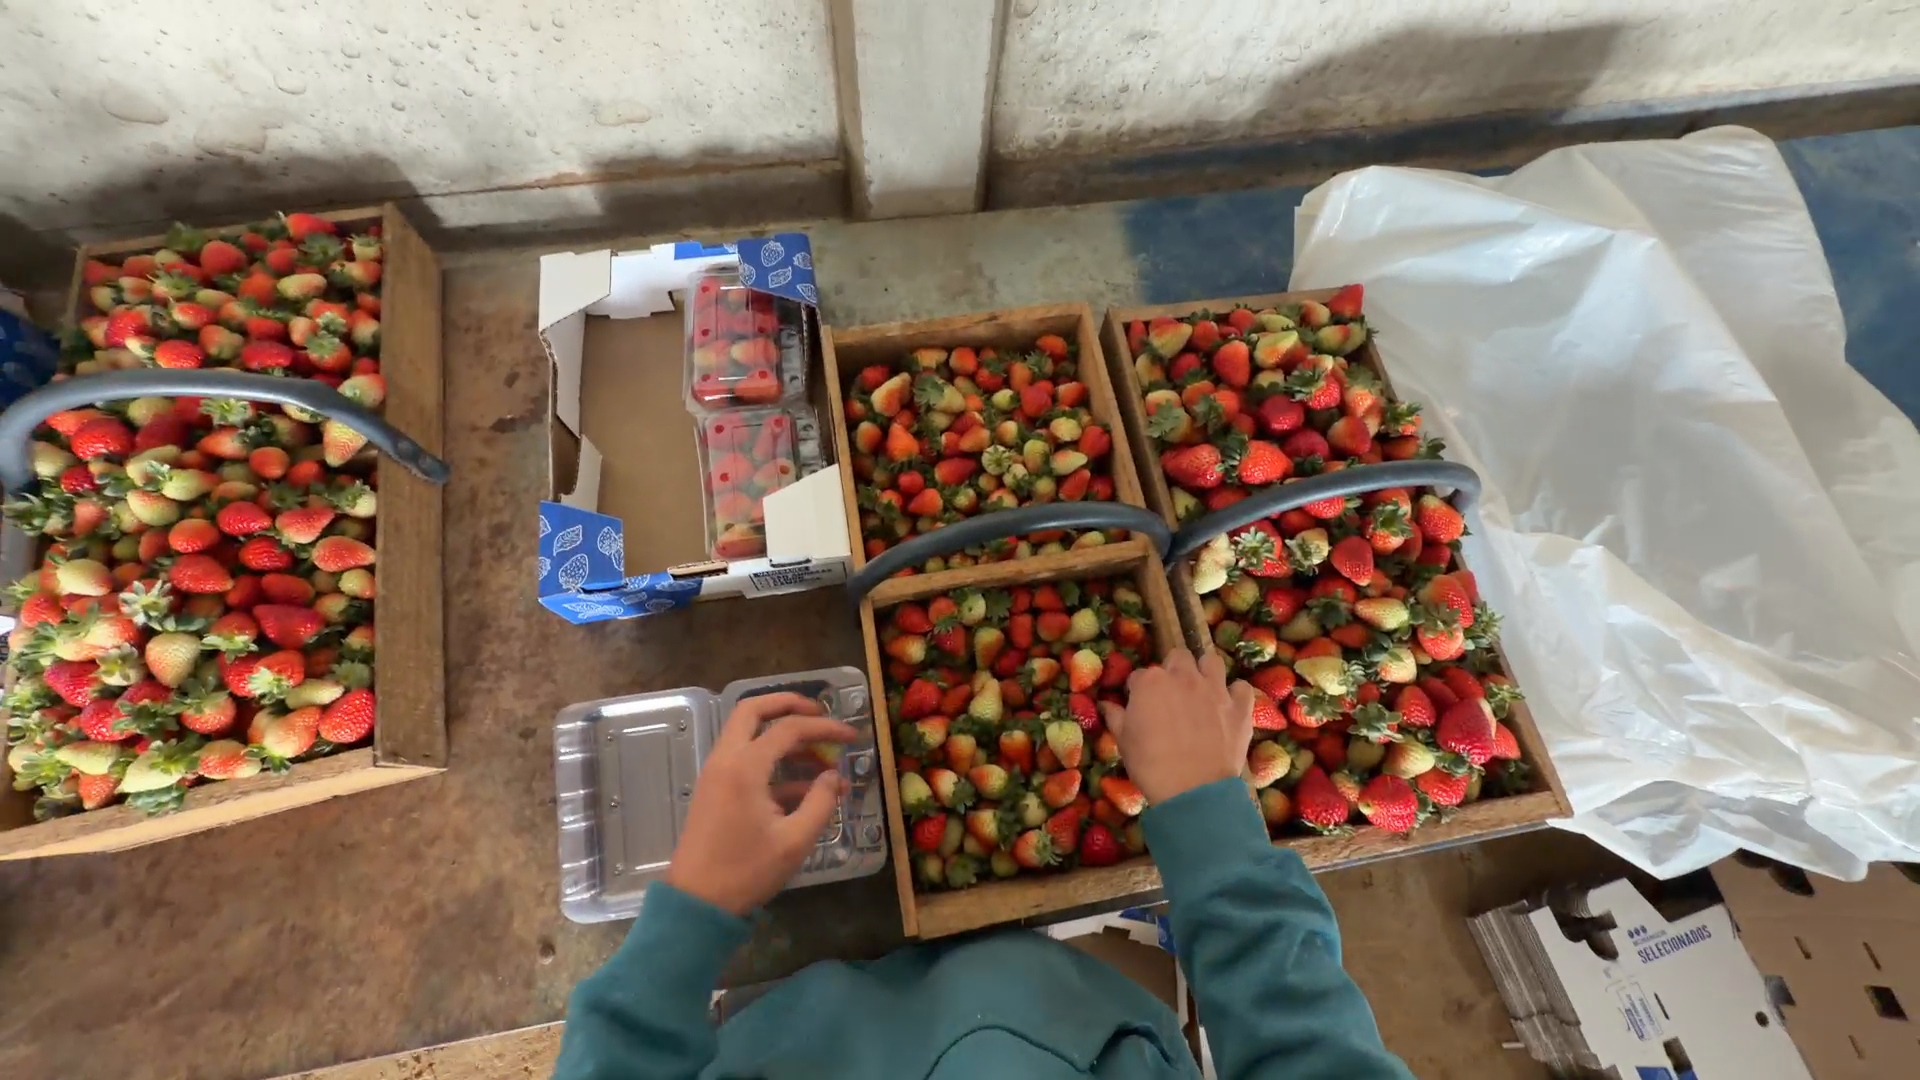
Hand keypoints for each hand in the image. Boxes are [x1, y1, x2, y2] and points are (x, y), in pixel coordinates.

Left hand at [665, 692, 856, 914]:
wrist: (695, 905)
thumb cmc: (745, 872)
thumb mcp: (794, 840)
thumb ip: (820, 802)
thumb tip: (834, 776)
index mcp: (745, 767)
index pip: (790, 728)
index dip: (825, 728)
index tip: (852, 736)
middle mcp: (726, 760)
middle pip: (754, 710)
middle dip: (789, 704)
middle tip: (819, 713)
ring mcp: (717, 774)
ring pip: (748, 733)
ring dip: (782, 735)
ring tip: (819, 756)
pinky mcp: (715, 790)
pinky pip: (745, 759)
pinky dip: (773, 761)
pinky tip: (804, 787)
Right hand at [1100, 648, 1254, 804]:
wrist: (1192, 790)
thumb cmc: (1150, 764)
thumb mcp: (1123, 740)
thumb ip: (1115, 716)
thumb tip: (1106, 704)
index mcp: (1151, 682)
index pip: (1140, 675)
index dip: (1139, 690)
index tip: (1139, 705)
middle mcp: (1184, 676)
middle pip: (1178, 657)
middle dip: (1173, 670)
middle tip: (1171, 693)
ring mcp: (1215, 689)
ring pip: (1212, 661)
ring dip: (1205, 671)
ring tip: (1202, 689)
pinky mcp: (1240, 707)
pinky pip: (1242, 687)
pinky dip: (1236, 694)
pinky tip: (1229, 706)